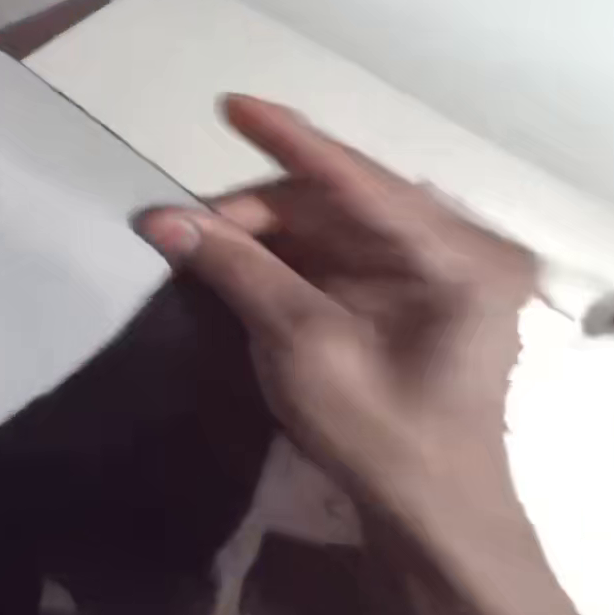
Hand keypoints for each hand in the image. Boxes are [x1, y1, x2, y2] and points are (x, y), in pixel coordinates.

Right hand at [136, 95, 537, 508]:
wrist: (426, 509)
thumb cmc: (379, 430)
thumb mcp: (298, 342)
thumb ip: (233, 269)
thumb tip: (159, 220)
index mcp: (455, 256)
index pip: (354, 177)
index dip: (287, 138)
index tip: (231, 104)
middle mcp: (448, 245)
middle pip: (328, 197)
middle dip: (251, 210)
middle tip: (184, 230)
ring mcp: (423, 264)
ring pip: (319, 219)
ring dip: (254, 232)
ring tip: (200, 248)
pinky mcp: (396, 284)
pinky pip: (321, 246)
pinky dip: (270, 252)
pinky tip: (232, 262)